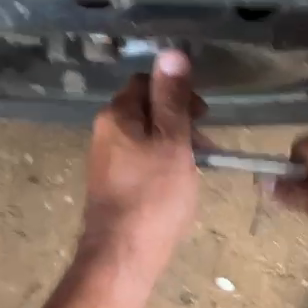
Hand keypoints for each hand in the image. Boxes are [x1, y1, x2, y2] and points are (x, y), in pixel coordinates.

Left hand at [81, 51, 201, 265]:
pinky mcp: (111, 185)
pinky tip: (176, 184)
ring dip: (172, 143)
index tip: (203, 113)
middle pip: (144, 109)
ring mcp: (104, 161)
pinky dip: (160, 164)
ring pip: (143, 137)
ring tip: (196, 166)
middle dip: (177, 119)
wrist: (122, 256)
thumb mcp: (172, 141)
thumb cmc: (153, 196)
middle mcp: (103, 133)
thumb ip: (172, 99)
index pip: (145, 82)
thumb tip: (171, 52)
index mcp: (115, 115)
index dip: (176, 90)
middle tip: (205, 143)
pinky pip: (139, 161)